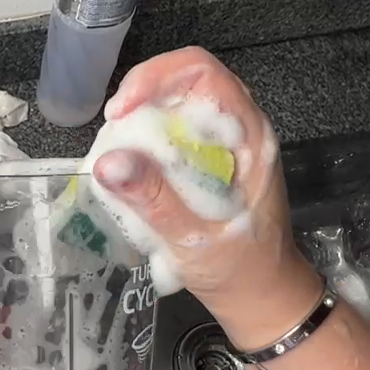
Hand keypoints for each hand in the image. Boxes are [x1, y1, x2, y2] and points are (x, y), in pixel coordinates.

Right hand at [92, 47, 323, 348]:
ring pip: (176, 105)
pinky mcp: (207, 161)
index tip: (121, 112)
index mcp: (247, 136)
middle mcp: (237, 130)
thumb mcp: (193, 239)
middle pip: (185, 80)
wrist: (262, 298)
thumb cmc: (238, 269)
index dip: (154, 78)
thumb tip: (108, 161)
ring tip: (117, 151)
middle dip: (141, 96)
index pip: (201, 71)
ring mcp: (222, 145)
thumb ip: (154, 199)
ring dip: (140, 119)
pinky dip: (145, 140)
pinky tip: (131, 169)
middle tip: (113, 131)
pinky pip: (172, 132)